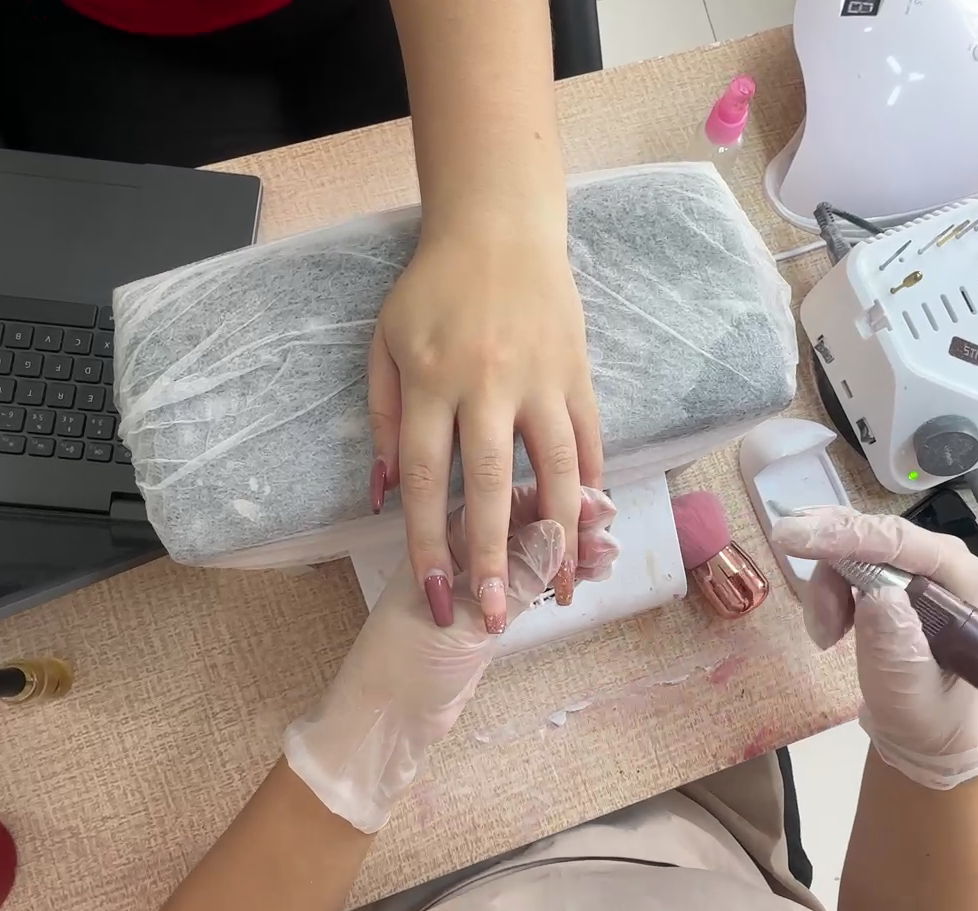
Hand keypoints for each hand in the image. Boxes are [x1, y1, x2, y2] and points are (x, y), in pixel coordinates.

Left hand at [285, 486, 617, 831]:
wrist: (385, 719)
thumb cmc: (408, 661)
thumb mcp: (466, 618)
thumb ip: (515, 577)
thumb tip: (560, 528)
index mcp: (448, 538)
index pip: (509, 506)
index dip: (556, 502)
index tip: (597, 507)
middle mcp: (467, 553)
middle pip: (528, 528)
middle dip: (571, 528)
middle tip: (610, 535)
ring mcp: (481, 584)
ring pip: (535, 558)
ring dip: (571, 556)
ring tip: (609, 558)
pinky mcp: (490, 614)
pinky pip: (532, 587)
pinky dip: (558, 580)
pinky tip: (588, 577)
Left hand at [369, 221, 603, 635]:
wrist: (497, 227)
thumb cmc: (431, 289)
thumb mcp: (386, 346)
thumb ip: (384, 421)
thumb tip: (385, 495)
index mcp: (432, 381)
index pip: (429, 481)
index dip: (429, 545)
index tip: (434, 596)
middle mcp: (489, 384)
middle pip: (493, 487)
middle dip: (495, 559)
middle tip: (497, 616)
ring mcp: (541, 378)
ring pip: (558, 469)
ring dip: (561, 535)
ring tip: (563, 587)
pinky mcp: (577, 373)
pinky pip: (590, 437)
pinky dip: (593, 485)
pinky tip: (591, 527)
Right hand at [772, 507, 977, 789]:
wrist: (924, 730)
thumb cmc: (925, 716)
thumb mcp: (910, 695)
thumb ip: (897, 649)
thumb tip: (877, 596)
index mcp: (960, 582)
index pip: (902, 543)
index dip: (848, 535)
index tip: (795, 538)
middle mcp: (938, 563)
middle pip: (873, 535)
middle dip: (829, 553)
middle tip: (787, 556)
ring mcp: (911, 569)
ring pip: (850, 548)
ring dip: (825, 586)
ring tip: (826, 634)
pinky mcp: (888, 577)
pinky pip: (843, 564)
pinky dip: (825, 592)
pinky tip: (830, 629)